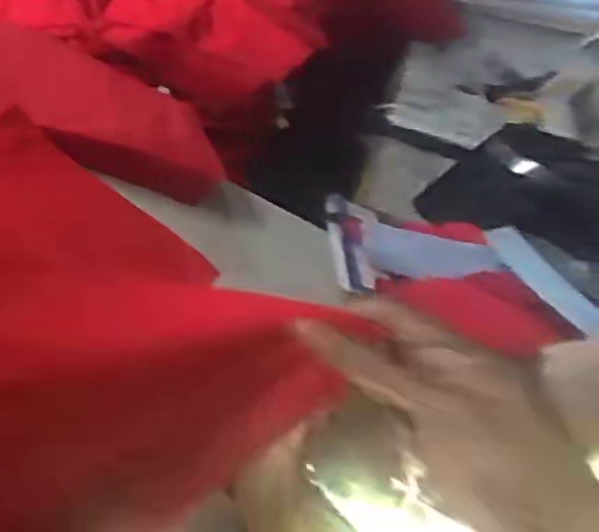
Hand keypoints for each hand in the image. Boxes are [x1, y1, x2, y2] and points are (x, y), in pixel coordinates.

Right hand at [297, 301, 598, 531]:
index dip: (347, 308)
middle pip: (380, 336)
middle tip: (289, 332)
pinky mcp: (418, 418)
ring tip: (294, 353)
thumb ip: (361, 361)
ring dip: (339, 359)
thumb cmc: (487, 452)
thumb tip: (297, 321)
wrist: (530, 524)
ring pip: (374, 363)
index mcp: (459, 353)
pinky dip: (350, 383)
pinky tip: (318, 381)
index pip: (392, 312)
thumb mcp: (427, 403)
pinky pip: (376, 389)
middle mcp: (445, 366)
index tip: (299, 311)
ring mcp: (432, 394)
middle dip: (337, 333)